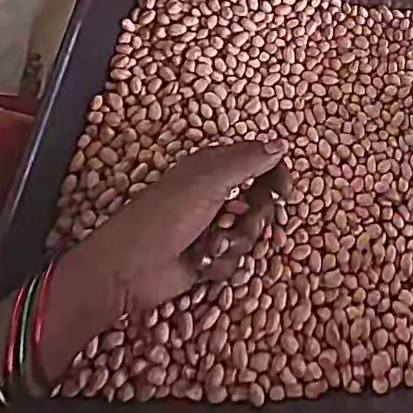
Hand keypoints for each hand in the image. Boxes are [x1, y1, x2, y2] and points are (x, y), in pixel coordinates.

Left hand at [58, 141, 292, 323]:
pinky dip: (222, 262)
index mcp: (215, 165)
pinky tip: (201, 262)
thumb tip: (280, 144)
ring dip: (234, 242)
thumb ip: (247, 162)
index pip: (260, 160)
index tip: (283, 193)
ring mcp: (213, 224)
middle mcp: (217, 192)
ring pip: (250, 232)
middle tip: (236, 221)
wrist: (129, 268)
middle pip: (260, 200)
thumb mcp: (209, 182)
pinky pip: (236, 258)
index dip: (275, 174)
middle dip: (253, 217)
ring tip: (211, 246)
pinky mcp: (210, 255)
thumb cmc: (165, 216)